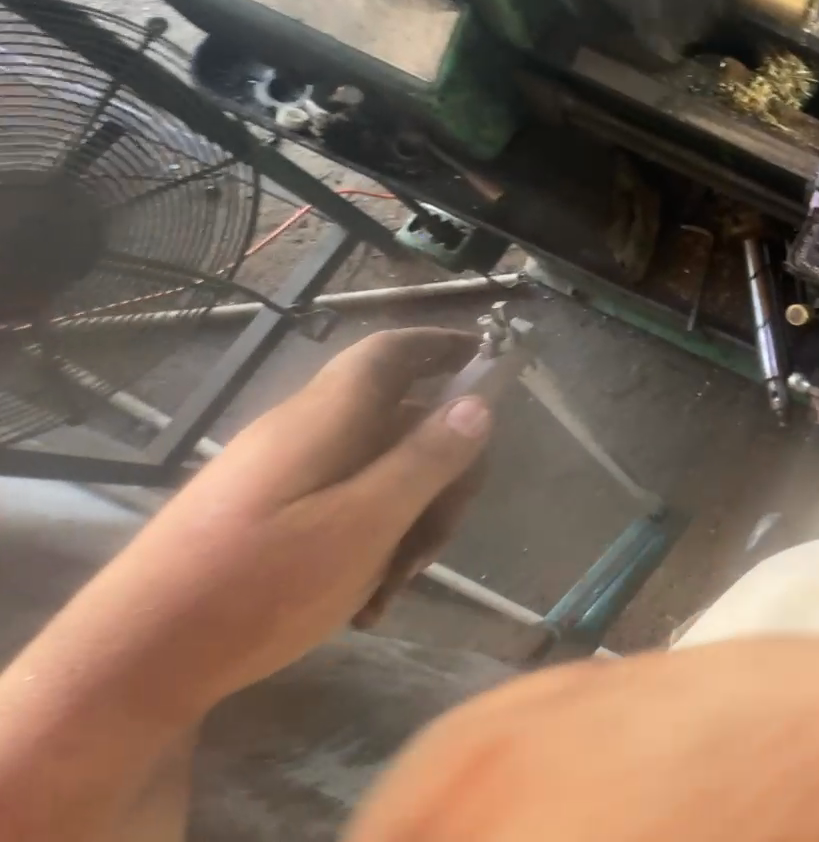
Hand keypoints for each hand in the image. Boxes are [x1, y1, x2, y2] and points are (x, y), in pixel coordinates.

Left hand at [48, 327, 495, 717]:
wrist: (127, 671)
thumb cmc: (256, 588)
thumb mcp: (364, 525)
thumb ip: (426, 459)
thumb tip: (479, 403)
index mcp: (324, 421)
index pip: (391, 353)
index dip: (445, 344)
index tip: (494, 359)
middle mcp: (305, 434)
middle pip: (403, 420)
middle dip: (444, 469)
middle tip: (449, 531)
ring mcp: (285, 474)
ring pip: (383, 468)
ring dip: (414, 515)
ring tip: (404, 578)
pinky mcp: (271, 512)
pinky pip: (350, 502)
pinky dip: (378, 537)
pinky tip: (373, 593)